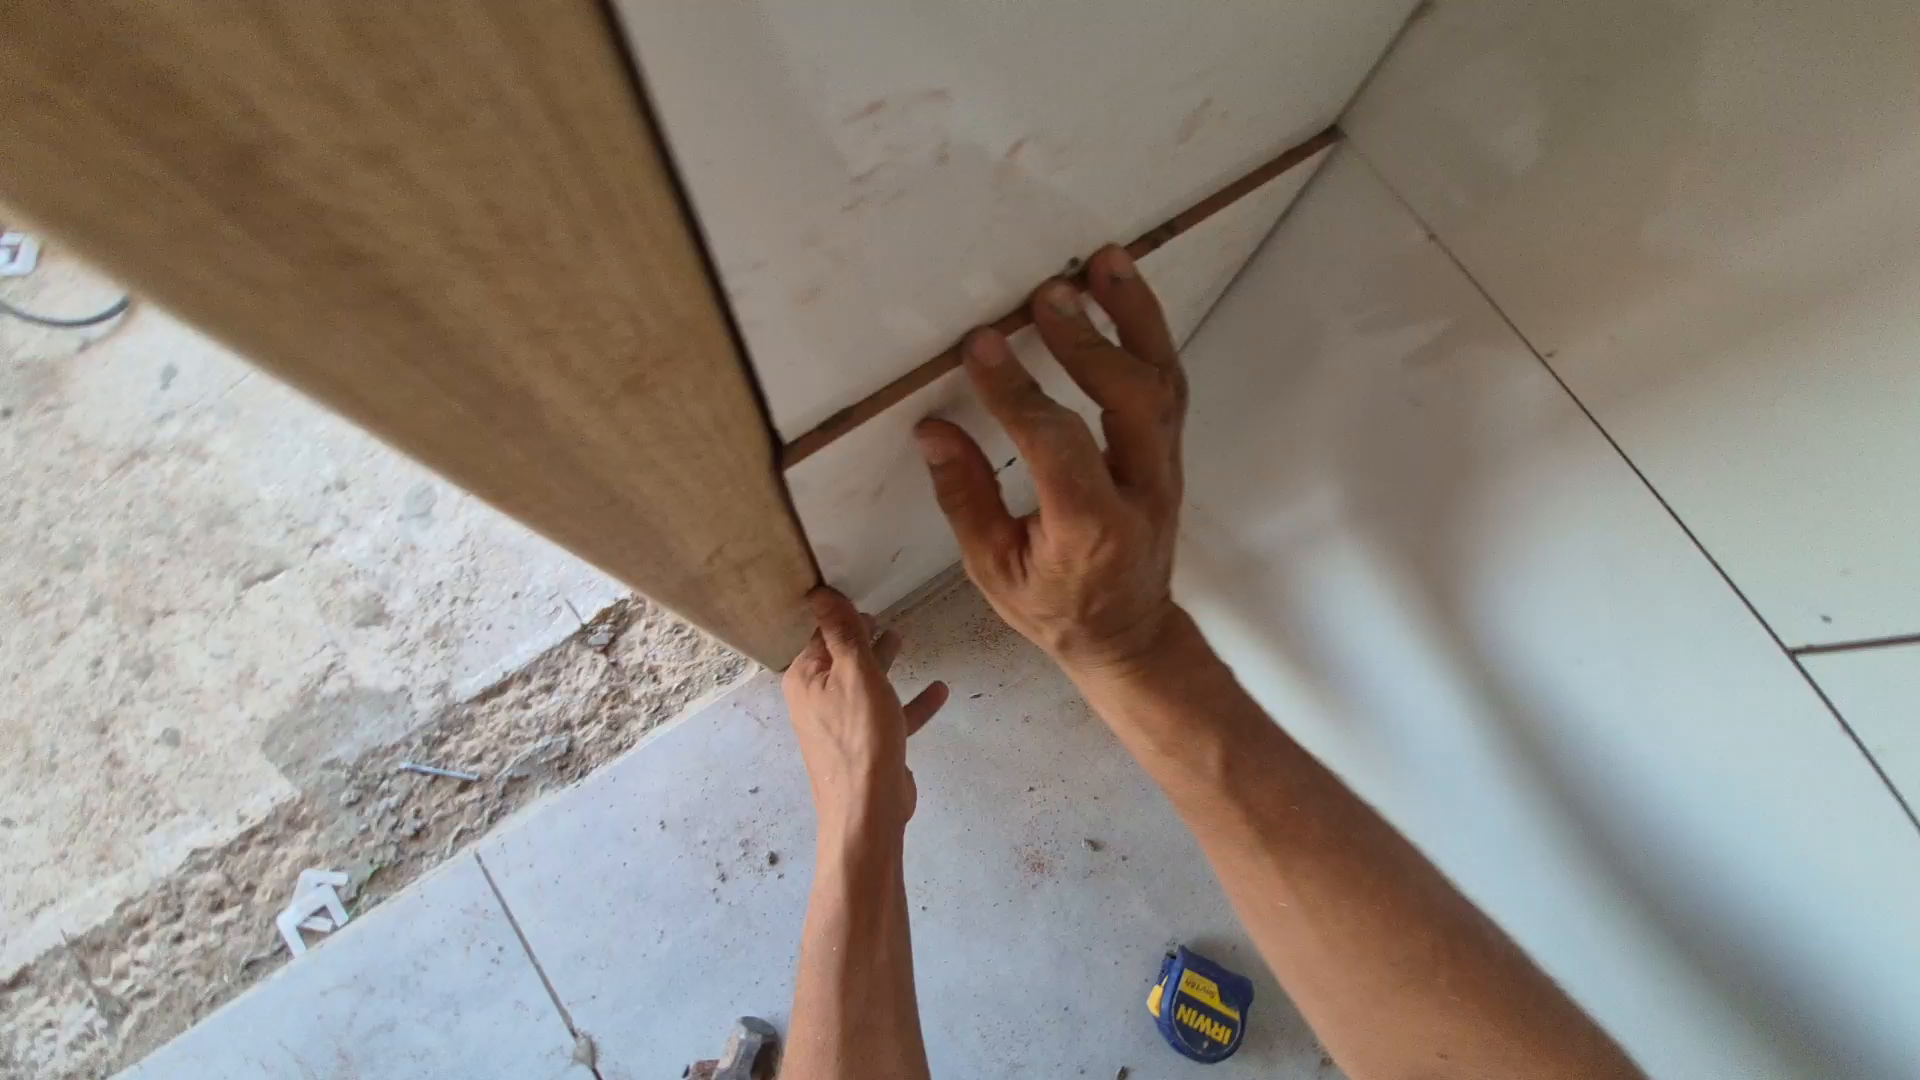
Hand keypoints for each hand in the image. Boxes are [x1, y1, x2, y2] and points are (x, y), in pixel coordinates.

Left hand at [783, 588, 949, 834]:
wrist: (868, 809)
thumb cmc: (861, 734)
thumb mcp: (856, 672)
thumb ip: (842, 631)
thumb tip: (817, 592)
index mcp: (807, 679)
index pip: (821, 636)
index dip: (842, 617)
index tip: (863, 598)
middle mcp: (817, 700)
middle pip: (841, 659)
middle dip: (860, 638)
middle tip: (880, 615)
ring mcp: (842, 726)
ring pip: (865, 685)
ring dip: (882, 663)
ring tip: (902, 638)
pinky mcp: (867, 747)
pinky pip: (889, 715)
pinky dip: (910, 702)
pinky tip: (939, 690)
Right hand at [915, 245, 1186, 680]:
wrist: (1128, 633)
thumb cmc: (1056, 609)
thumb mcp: (994, 570)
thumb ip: (965, 498)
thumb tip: (933, 430)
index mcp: (1090, 529)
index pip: (1056, 444)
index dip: (1016, 393)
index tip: (980, 347)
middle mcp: (1141, 491)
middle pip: (1133, 399)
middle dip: (1088, 341)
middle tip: (1046, 295)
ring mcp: (1165, 469)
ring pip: (1164, 381)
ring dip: (1135, 316)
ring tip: (1104, 260)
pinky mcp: (1169, 454)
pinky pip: (1167, 385)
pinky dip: (1147, 334)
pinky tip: (1121, 293)